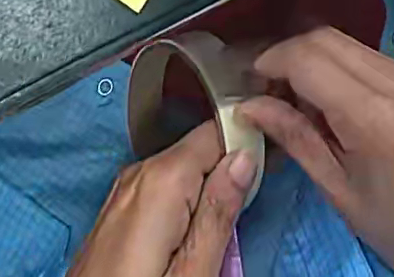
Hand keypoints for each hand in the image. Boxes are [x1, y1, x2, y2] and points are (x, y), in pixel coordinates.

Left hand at [69, 119, 256, 276]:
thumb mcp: (192, 275)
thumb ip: (218, 213)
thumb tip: (243, 158)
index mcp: (162, 178)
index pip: (214, 132)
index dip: (246, 142)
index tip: (273, 155)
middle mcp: (140, 171)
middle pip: (198, 150)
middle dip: (227, 167)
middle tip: (256, 196)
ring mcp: (126, 188)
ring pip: (181, 170)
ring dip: (207, 186)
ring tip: (232, 214)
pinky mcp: (120, 207)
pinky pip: (162, 187)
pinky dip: (185, 198)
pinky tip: (197, 225)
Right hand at [239, 27, 393, 276]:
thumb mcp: (340, 193)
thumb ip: (294, 138)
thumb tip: (248, 106)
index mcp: (372, 116)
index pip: (305, 59)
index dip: (269, 64)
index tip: (248, 86)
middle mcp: (389, 80)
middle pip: (316, 37)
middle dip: (281, 55)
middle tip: (263, 88)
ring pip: (332, 37)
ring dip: (301, 55)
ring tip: (287, 93)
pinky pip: (349, 48)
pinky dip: (323, 59)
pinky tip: (316, 92)